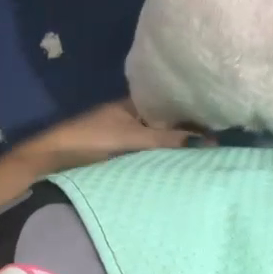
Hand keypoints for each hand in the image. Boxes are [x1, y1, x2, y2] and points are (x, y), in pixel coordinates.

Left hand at [16, 100, 204, 174]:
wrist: (51, 161)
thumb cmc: (90, 141)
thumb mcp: (133, 138)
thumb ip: (169, 139)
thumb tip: (210, 142)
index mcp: (134, 104)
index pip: (172, 104)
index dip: (194, 112)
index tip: (221, 124)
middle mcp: (133, 117)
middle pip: (168, 123)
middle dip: (189, 133)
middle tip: (221, 146)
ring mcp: (126, 137)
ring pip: (159, 141)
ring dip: (177, 149)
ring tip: (209, 158)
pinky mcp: (120, 155)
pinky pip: (149, 155)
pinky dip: (163, 160)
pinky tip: (181, 170)